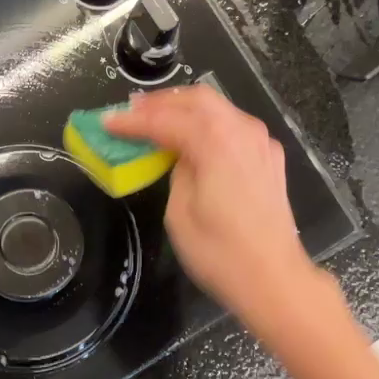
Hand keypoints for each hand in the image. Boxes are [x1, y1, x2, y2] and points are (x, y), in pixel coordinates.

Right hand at [103, 86, 342, 334]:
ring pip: (220, 110)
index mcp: (216, 142)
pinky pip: (234, 129)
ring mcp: (261, 143)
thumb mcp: (180, 214)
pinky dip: (209, 126)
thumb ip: (177, 172)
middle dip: (162, 102)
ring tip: (158, 120)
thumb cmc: (218, 252)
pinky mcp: (269, 159)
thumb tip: (182, 158)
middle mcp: (242, 131)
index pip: (166, 120)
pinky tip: (195, 140)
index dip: (133, 121)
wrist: (271, 277)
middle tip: (132, 110)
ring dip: (186, 110)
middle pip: (198, 100)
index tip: (107, 122)